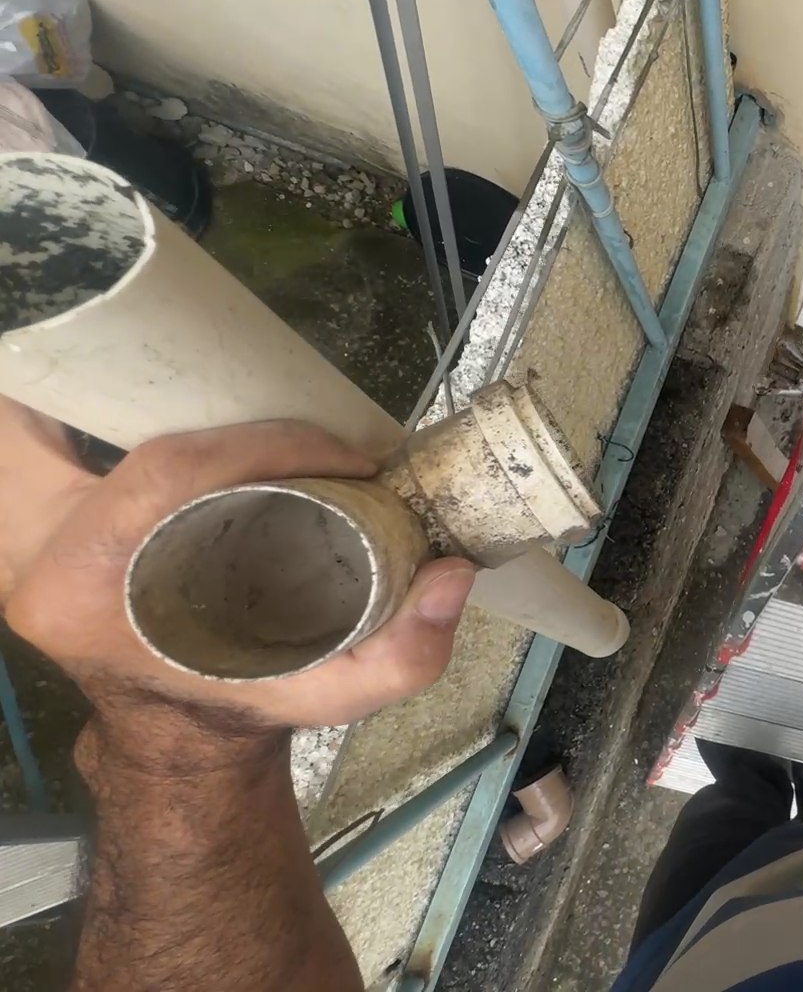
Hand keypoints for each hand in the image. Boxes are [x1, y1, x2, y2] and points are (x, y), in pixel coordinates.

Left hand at [1, 403, 474, 758]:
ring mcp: (21, 545)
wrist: (195, 725)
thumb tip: (453, 572)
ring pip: (19, 443)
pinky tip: (139, 408)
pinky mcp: (32, 533)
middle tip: (235, 384)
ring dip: (82, 400)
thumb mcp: (351, 689)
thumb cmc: (266, 695)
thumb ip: (413, 646)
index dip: (262, 442)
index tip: (347, 455)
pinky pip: (27, 457)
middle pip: (41, 440)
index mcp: (95, 593)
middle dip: (122, 393)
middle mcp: (35, 562)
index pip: (164, 472)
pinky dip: (66, 421)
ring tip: (189, 384)